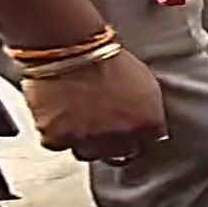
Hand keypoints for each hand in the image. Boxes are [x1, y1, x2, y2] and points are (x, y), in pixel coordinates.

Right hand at [22, 49, 168, 162]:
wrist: (73, 51)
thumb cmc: (111, 61)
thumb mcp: (148, 85)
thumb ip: (150, 110)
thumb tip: (150, 124)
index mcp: (147, 124)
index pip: (150, 143)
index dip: (141, 138)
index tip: (136, 135)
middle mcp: (120, 136)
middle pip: (122, 155)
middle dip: (118, 146)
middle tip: (110, 135)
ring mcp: (88, 139)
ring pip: (90, 155)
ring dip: (88, 144)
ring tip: (84, 128)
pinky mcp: (57, 136)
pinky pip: (58, 146)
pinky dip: (59, 137)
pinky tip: (61, 123)